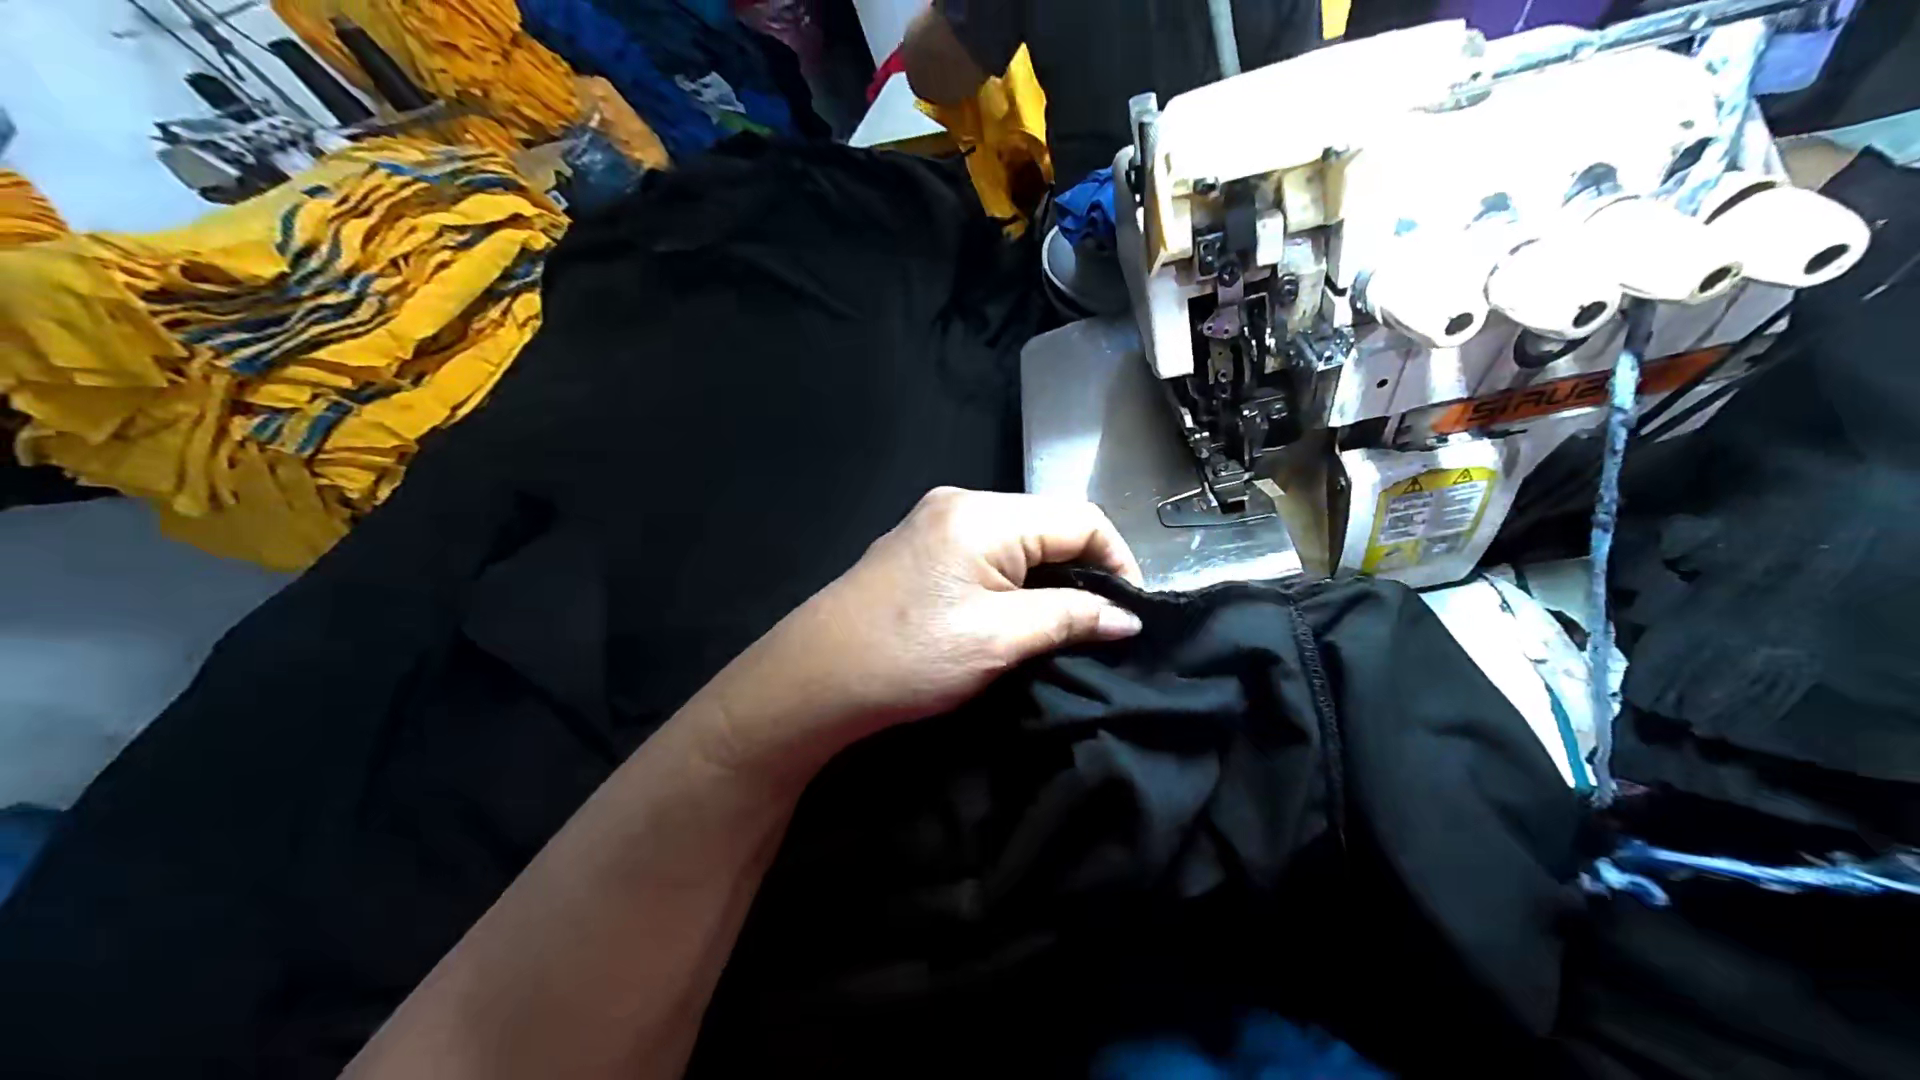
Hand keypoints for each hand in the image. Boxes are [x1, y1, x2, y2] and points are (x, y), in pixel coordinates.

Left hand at [691, 488, 1143, 778]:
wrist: (813, 681)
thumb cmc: (909, 657)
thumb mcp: (1000, 639)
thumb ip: (1071, 618)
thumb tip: (1127, 619)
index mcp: (983, 514)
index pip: (1080, 519)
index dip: (1118, 562)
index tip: (1132, 614)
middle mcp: (960, 504)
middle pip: (1050, 525)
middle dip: (1084, 572)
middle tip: (1103, 626)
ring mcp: (936, 524)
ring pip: (1021, 542)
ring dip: (1051, 581)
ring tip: (1069, 627)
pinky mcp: (922, 551)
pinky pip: (990, 555)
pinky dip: (1016, 583)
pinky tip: (1022, 617)